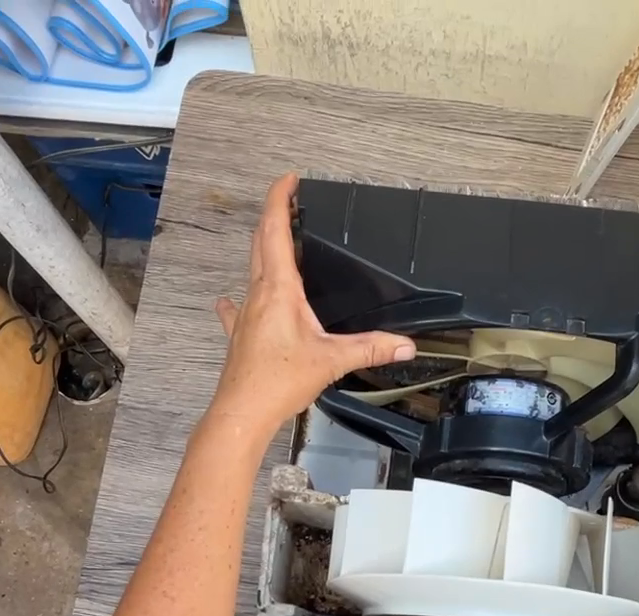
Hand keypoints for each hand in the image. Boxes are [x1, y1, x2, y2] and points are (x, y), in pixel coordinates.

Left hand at [206, 173, 415, 439]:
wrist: (243, 413)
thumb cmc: (278, 383)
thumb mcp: (332, 361)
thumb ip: (371, 349)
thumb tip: (405, 344)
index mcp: (278, 290)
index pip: (275, 230)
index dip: (280, 199)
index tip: (289, 179)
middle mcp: (257, 295)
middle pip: (260, 243)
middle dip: (273, 217)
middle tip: (289, 203)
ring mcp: (244, 314)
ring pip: (250, 270)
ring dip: (261, 250)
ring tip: (276, 242)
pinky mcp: (239, 335)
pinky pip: (237, 308)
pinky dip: (239, 298)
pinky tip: (232, 301)